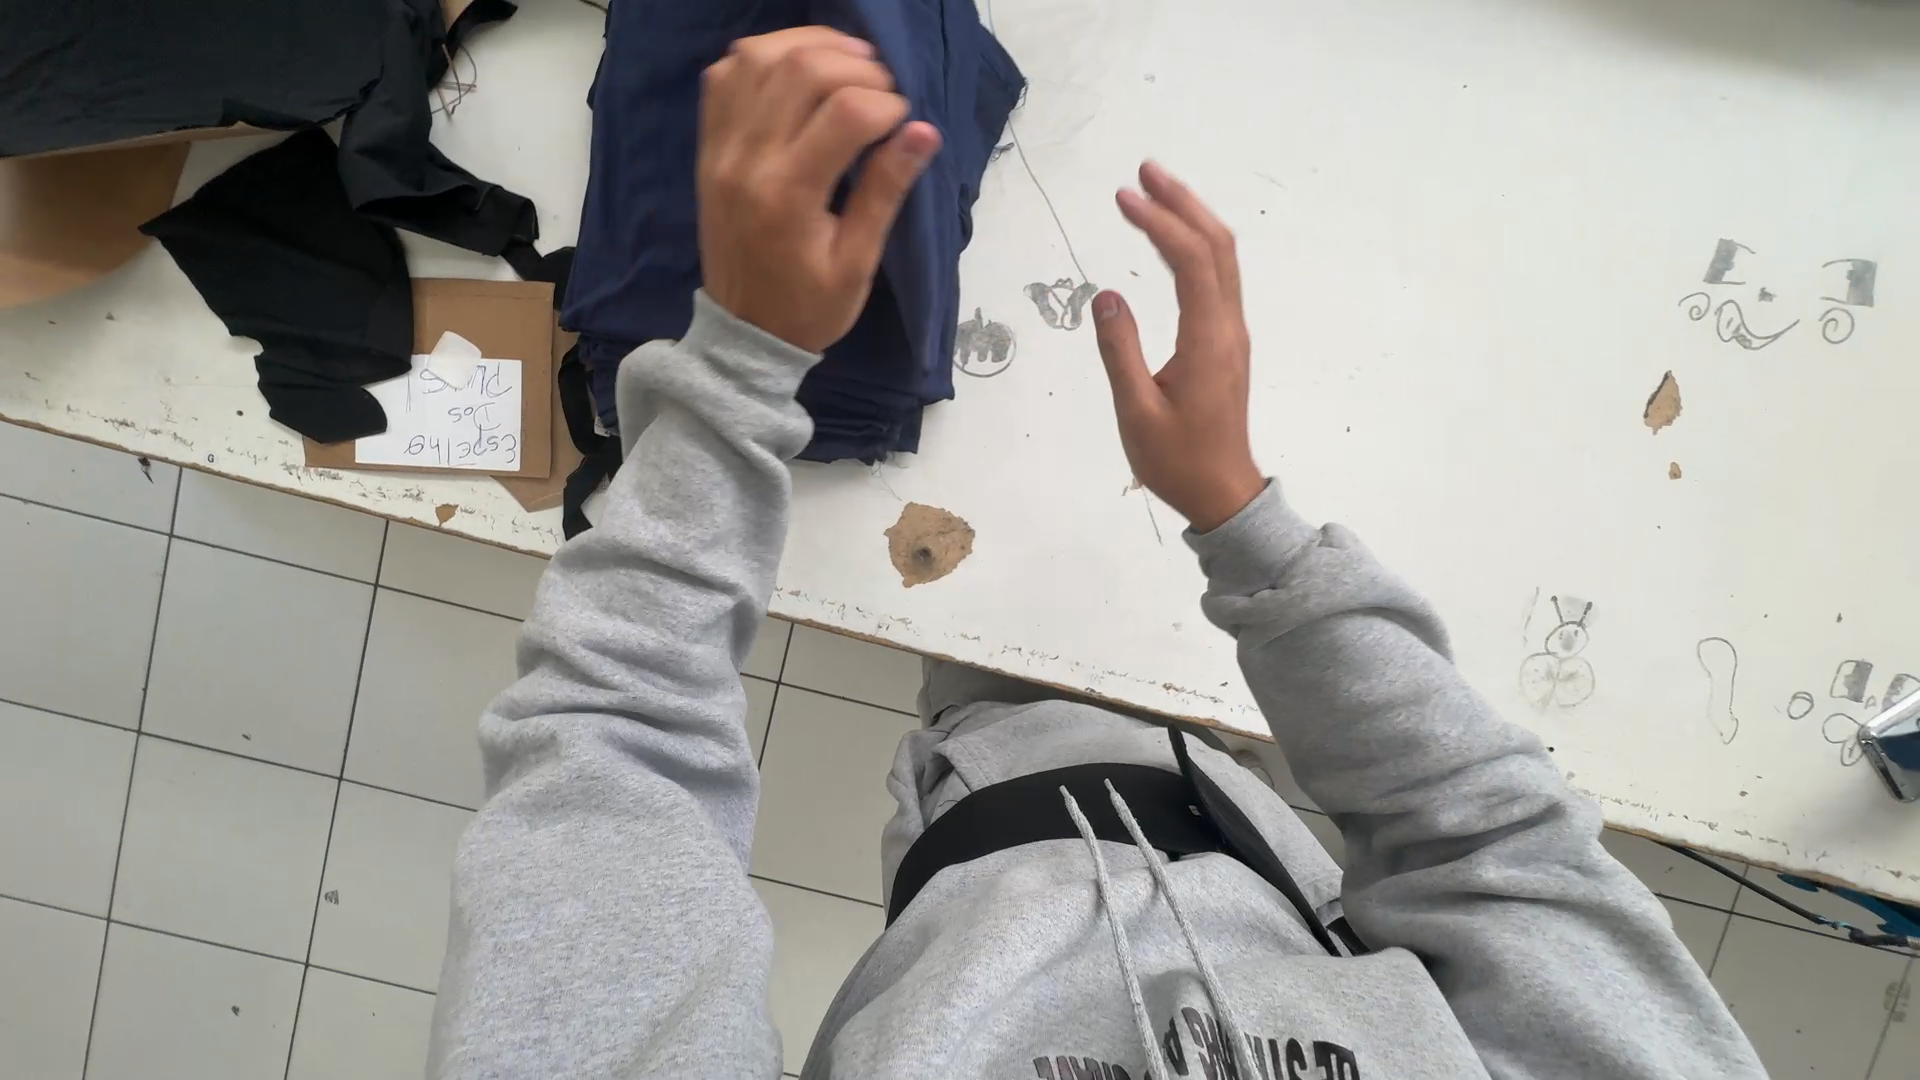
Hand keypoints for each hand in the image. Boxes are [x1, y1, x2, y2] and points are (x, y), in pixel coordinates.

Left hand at [697, 27, 942, 352]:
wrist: (746, 333)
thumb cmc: (810, 308)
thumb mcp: (857, 263)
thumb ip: (884, 193)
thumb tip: (924, 132)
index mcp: (789, 195)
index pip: (845, 113)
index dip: (887, 105)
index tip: (905, 123)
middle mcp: (747, 160)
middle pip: (801, 70)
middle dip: (856, 66)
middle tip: (884, 90)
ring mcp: (719, 150)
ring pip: (758, 58)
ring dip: (810, 47)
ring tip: (849, 64)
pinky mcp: (707, 149)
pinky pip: (724, 78)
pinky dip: (762, 59)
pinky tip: (795, 73)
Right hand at [1092, 161, 1264, 531]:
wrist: (1221, 492)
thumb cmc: (1176, 459)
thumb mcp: (1136, 411)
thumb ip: (1120, 351)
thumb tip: (1104, 295)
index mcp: (1208, 339)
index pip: (1189, 260)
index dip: (1158, 223)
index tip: (1122, 198)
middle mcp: (1228, 326)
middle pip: (1216, 245)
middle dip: (1182, 203)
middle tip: (1144, 171)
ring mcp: (1231, 334)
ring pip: (1222, 260)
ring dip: (1192, 220)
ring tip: (1156, 192)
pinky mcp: (1226, 344)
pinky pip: (1218, 280)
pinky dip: (1195, 249)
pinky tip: (1172, 245)